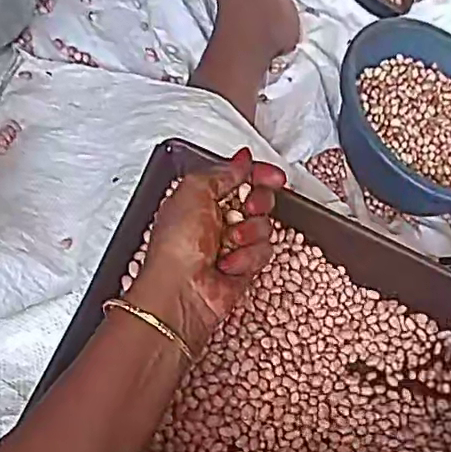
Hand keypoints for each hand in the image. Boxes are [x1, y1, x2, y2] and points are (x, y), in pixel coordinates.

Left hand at [128, 147, 287, 352]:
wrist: (181, 290)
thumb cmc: (177, 246)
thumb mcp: (194, 190)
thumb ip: (223, 172)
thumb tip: (242, 161)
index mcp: (204, 197)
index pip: (240, 179)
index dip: (258, 175)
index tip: (273, 176)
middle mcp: (220, 220)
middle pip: (258, 201)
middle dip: (258, 203)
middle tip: (249, 209)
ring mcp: (234, 244)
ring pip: (264, 227)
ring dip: (249, 234)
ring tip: (229, 243)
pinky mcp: (245, 266)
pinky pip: (264, 252)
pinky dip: (248, 258)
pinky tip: (229, 265)